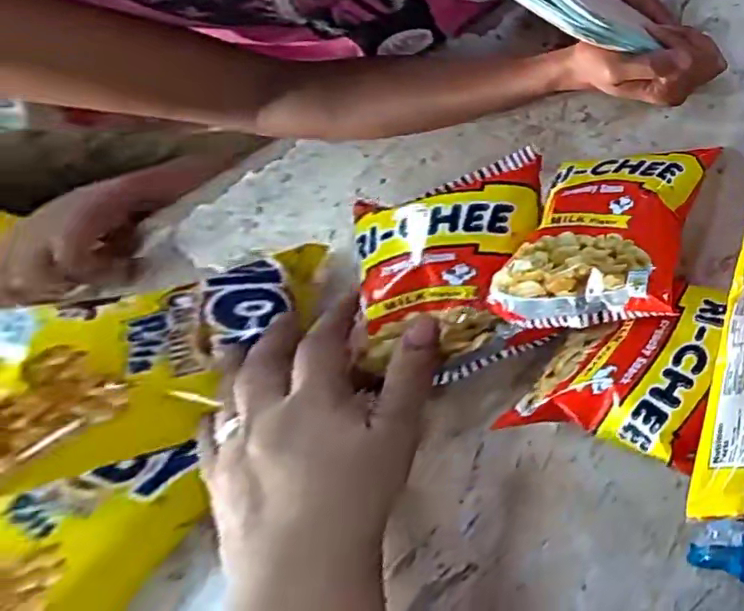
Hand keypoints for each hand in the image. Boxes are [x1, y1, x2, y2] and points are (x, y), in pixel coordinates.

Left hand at [204, 297, 438, 609]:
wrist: (301, 562)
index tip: (351, 294)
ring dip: (239, 366)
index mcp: (313, 399)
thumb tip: (423, 319)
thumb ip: (410, 372)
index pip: (321, 343)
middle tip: (288, 312)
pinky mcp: (218, 481)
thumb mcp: (399, 427)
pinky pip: (208, 437)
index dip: (336, 314)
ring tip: (244, 348)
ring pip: (229, 396)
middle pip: (265, 363)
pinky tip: (217, 415)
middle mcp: (266, 415)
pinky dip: (215, 414)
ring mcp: (235, 450)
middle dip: (279, 333)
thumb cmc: (361, 488)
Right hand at [559, 21, 726, 106]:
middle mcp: (683, 90)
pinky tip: (671, 34)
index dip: (677, 40)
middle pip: (708, 58)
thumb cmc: (598, 64)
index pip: (694, 62)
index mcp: (667, 92)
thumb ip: (651, 65)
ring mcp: (688, 81)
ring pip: (709, 52)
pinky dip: (691, 36)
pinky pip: (705, 49)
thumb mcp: (616, 66)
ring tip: (662, 32)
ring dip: (688, 35)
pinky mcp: (688, 71)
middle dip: (686, 38)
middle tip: (659, 30)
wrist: (590, 67)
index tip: (653, 31)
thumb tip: (685, 61)